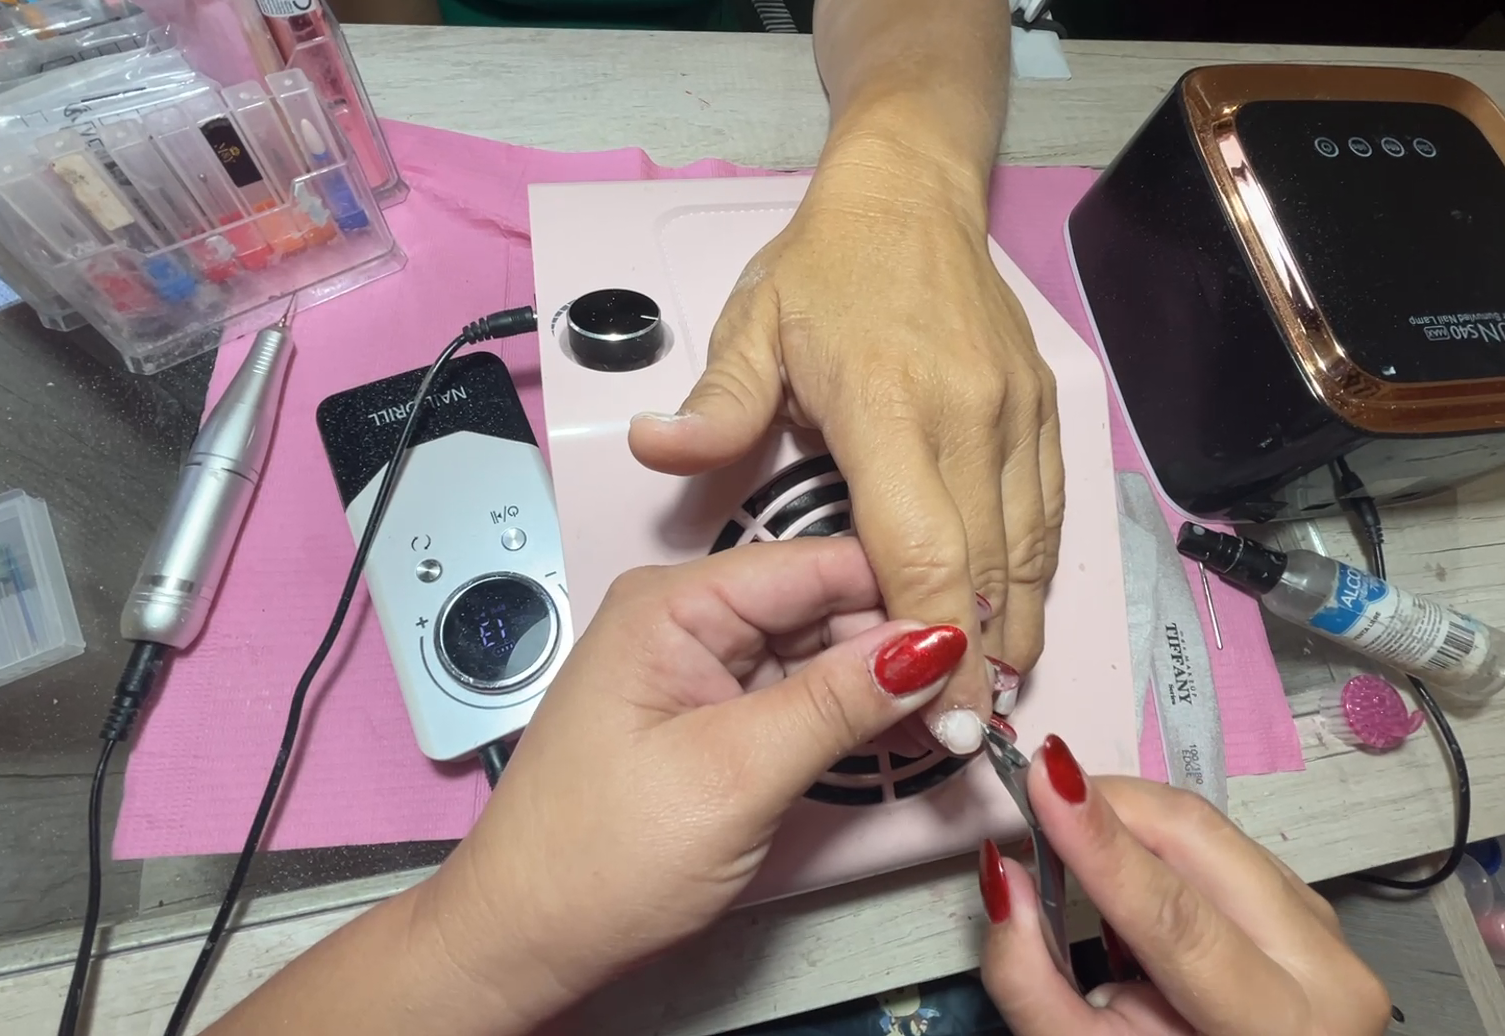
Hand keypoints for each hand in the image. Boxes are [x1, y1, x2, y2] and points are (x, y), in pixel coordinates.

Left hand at [417, 538, 968, 1031]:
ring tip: (954, 715)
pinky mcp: (718, 706)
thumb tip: (928, 644)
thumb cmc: (599, 858)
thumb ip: (835, 702)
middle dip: (898, 644)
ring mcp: (705, 661)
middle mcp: (691, 615)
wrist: (527, 938)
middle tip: (977, 689)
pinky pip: (800, 690)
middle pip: (822, 605)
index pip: (812, 565)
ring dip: (882, 683)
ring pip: (819, 649)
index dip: (900, 589)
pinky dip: (850, 712)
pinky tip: (903, 730)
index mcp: (675, 602)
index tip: (976, 627)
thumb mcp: (733, 774)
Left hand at [629, 144, 1061, 755]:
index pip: (917, 547)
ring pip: (1026, 549)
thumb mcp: (752, 324)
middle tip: (965, 736)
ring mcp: (1015, 414)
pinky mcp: (1041, 409)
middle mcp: (964, 417)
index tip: (937, 715)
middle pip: (980, 568)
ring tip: (995, 697)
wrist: (911, 194)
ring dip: (1011, 629)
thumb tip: (653, 448)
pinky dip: (1033, 577)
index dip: (928, 640)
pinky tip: (1016, 619)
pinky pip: (1047, 512)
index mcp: (885, 405)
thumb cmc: (824, 265)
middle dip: (977, 662)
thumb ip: (716, 404)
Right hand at [980, 739, 1389, 1034]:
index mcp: (1278, 1026)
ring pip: (1200, 820)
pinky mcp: (1301, 895)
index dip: (1101, 842)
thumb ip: (1028, 976)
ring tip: (1068, 837)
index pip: (1175, 918)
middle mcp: (1321, 964)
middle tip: (1033, 800)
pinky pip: (1210, 832)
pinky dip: (1146, 826)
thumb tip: (1004, 874)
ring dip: (1120, 811)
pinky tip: (1118, 855)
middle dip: (1102, 801)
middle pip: (1195, 836)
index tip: (1043, 774)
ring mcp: (1318, 921)